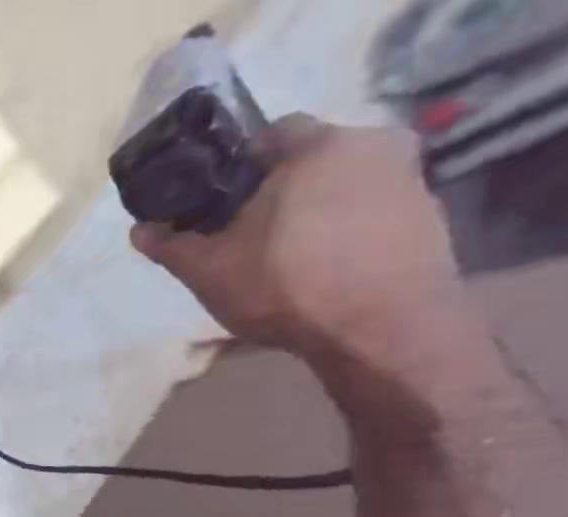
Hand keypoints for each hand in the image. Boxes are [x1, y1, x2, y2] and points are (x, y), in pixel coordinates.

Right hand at [132, 115, 466, 382]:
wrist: (381, 330)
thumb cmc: (287, 288)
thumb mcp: (210, 272)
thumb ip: (172, 246)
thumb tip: (138, 231)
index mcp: (317, 145)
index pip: (269, 134)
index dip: (238, 168)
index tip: (221, 205)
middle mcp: (372, 145)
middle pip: (309, 160)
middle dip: (278, 191)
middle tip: (250, 235)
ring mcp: (409, 178)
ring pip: (342, 186)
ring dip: (313, 212)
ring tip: (287, 260)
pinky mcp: (429, 215)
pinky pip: (371, 212)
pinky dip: (346, 232)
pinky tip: (325, 272)